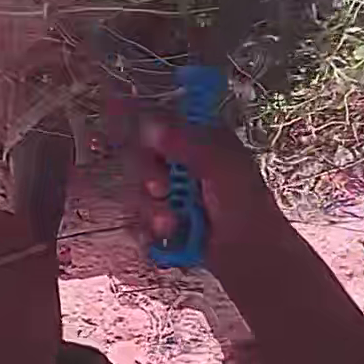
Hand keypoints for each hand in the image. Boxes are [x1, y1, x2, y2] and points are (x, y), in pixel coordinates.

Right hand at [130, 118, 290, 257]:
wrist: (252, 255)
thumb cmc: (245, 204)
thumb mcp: (222, 167)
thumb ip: (187, 145)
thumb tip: (151, 127)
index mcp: (200, 138)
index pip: (163, 119)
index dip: (138, 115)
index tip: (111, 108)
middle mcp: (183, 161)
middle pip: (142, 155)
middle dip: (148, 175)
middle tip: (162, 190)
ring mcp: (173, 192)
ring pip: (138, 189)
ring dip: (150, 208)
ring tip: (170, 223)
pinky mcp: (165, 219)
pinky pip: (139, 217)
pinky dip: (148, 228)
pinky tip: (165, 235)